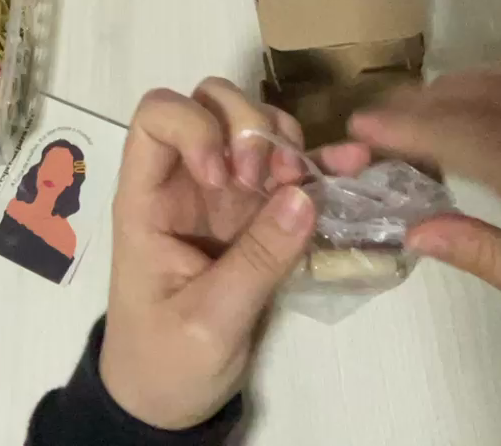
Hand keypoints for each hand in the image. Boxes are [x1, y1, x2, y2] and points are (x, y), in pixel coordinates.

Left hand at [100, 77, 367, 429]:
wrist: (170, 399)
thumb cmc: (165, 357)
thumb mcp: (208, 321)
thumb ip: (256, 260)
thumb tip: (305, 195)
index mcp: (148, 195)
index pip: (156, 117)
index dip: (192, 126)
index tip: (220, 176)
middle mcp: (186, 178)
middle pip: (211, 102)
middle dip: (248, 125)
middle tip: (268, 180)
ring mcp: (225, 189)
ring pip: (253, 123)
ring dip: (284, 140)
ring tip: (302, 184)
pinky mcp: (258, 210)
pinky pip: (289, 168)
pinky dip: (319, 160)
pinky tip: (352, 162)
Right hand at [350, 65, 500, 444]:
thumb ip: (492, 260)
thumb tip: (412, 227)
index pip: (485, 143)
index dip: (417, 129)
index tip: (361, 129)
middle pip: (492, 102)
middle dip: (419, 105)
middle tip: (365, 124)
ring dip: (448, 89)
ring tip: (399, 114)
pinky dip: (483, 85)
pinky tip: (457, 103)